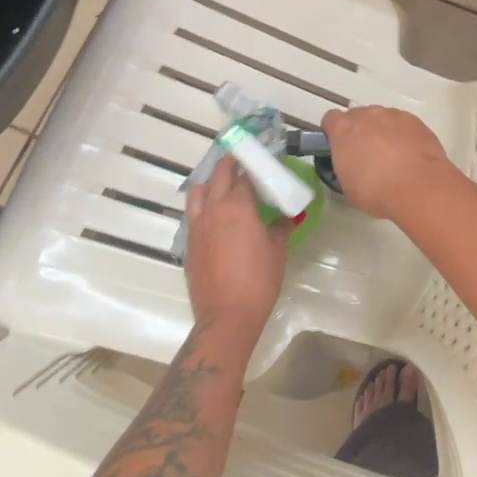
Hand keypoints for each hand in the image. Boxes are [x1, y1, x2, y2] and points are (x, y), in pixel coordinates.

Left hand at [184, 161, 292, 340]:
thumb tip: (287, 217)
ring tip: (224, 187)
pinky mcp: (189, 244)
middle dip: (230, 164)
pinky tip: (217, 219)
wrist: (226, 315)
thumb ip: (281, 227)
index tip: (263, 161)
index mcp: (237, 205)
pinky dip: (204, 207)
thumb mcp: (277, 250)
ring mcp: (197, 226)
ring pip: (198, 192)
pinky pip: (194, 215)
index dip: (254, 165)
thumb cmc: (258, 279)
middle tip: (243, 162)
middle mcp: (213, 209)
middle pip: (218, 175)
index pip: (244, 174)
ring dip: (211, 183)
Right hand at [320, 106, 458, 220]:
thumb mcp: (347, 183)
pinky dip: (402, 134)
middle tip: (366, 154)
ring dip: (382, 131)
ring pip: (381, 118)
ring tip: (392, 155)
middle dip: (359, 131)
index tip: (339, 147)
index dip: (334, 132)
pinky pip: (402, 123)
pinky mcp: (414, 120)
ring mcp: (392, 115)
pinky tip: (409, 153)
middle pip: (358, 116)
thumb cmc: (376, 190)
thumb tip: (352, 159)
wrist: (418, 186)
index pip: (331, 119)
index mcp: (344, 130)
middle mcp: (367, 115)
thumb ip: (345, 162)